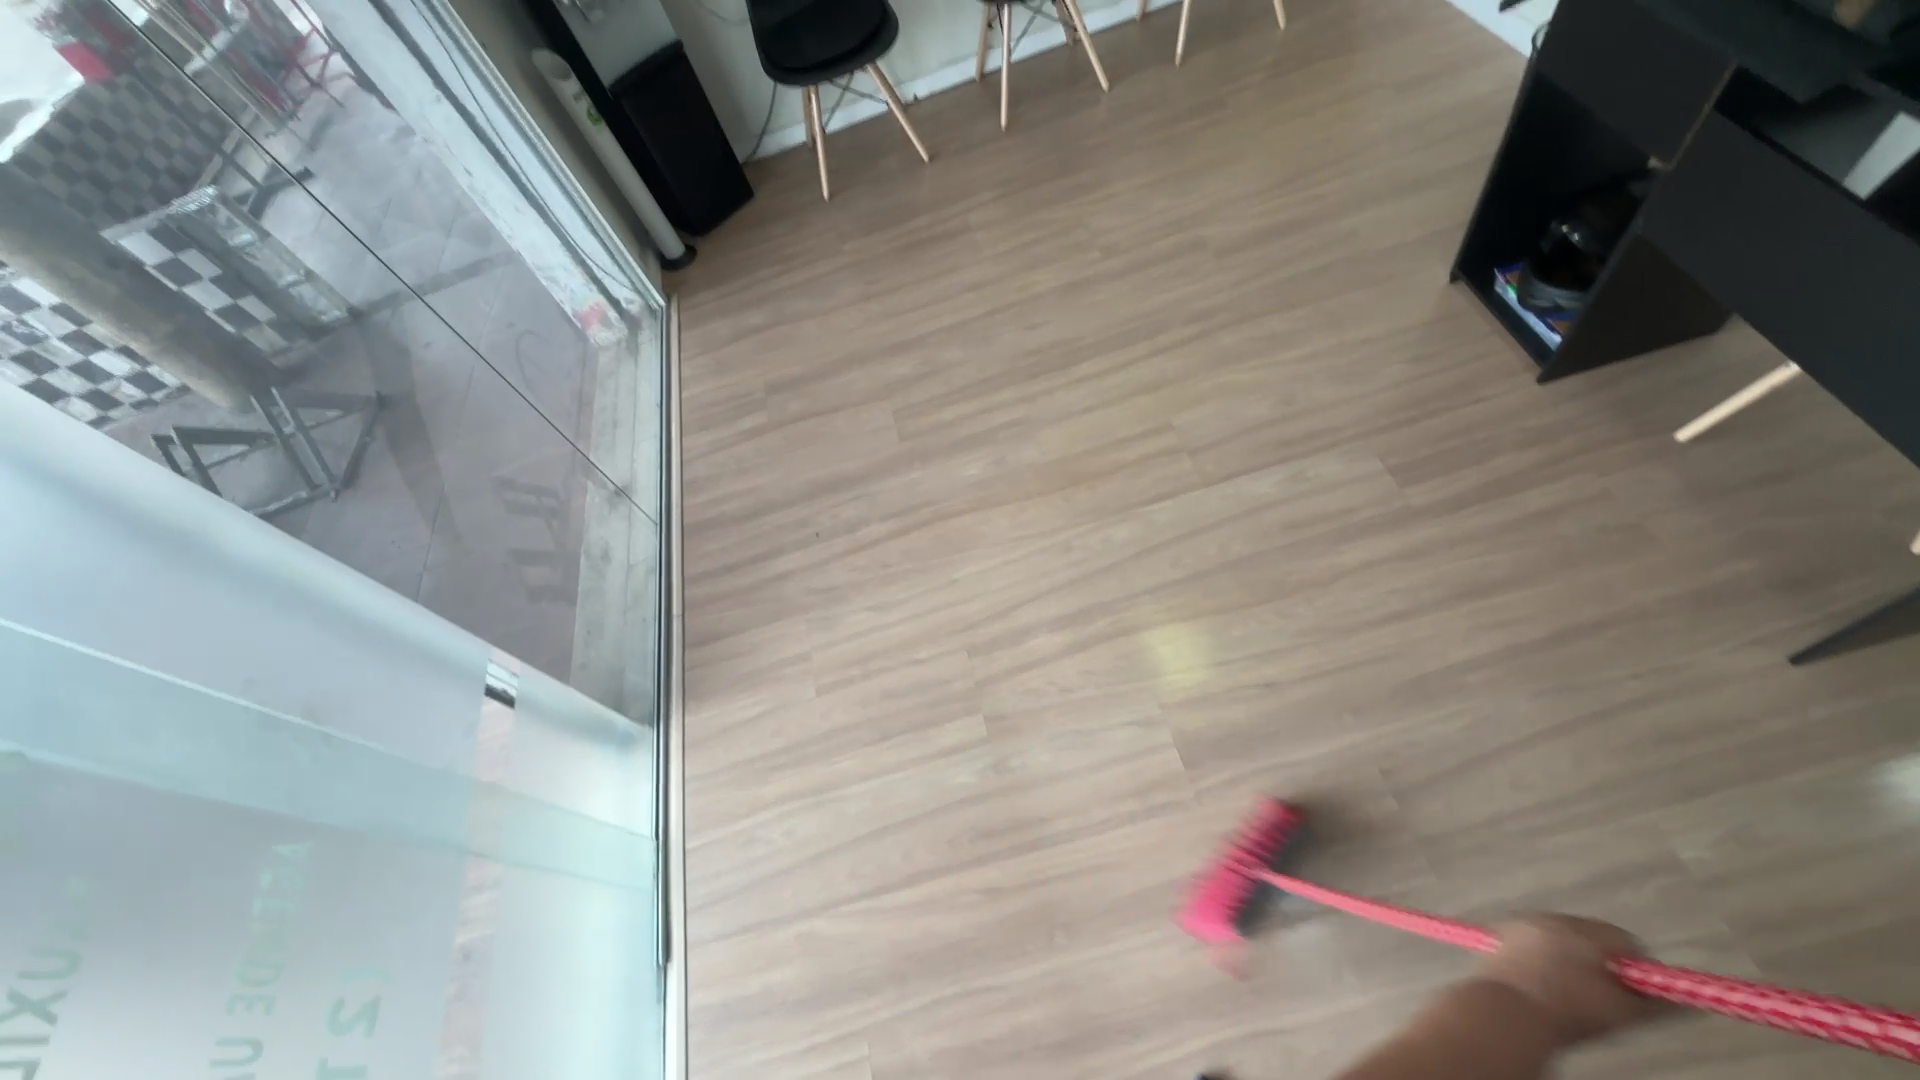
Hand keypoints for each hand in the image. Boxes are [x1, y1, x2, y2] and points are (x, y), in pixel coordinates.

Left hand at [1475, 914, 1662, 1045]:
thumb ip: (1659, 1004)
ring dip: (1571, 955)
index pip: (1625, 939)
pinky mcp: (1501, 936)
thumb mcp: (1623, 1012)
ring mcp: (1522, 924)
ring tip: (1569, 989)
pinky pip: (1533, 942)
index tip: (1636, 989)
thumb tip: (1687, 1000)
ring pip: (1560, 937)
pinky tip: (1542, 982)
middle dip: (1602, 958)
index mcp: (1583, 930)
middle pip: (1590, 934)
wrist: (1506, 1011)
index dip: (1635, 966)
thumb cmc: (1569, 1011)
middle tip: (1601, 991)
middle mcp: (1550, 918)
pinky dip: (1542, 956)